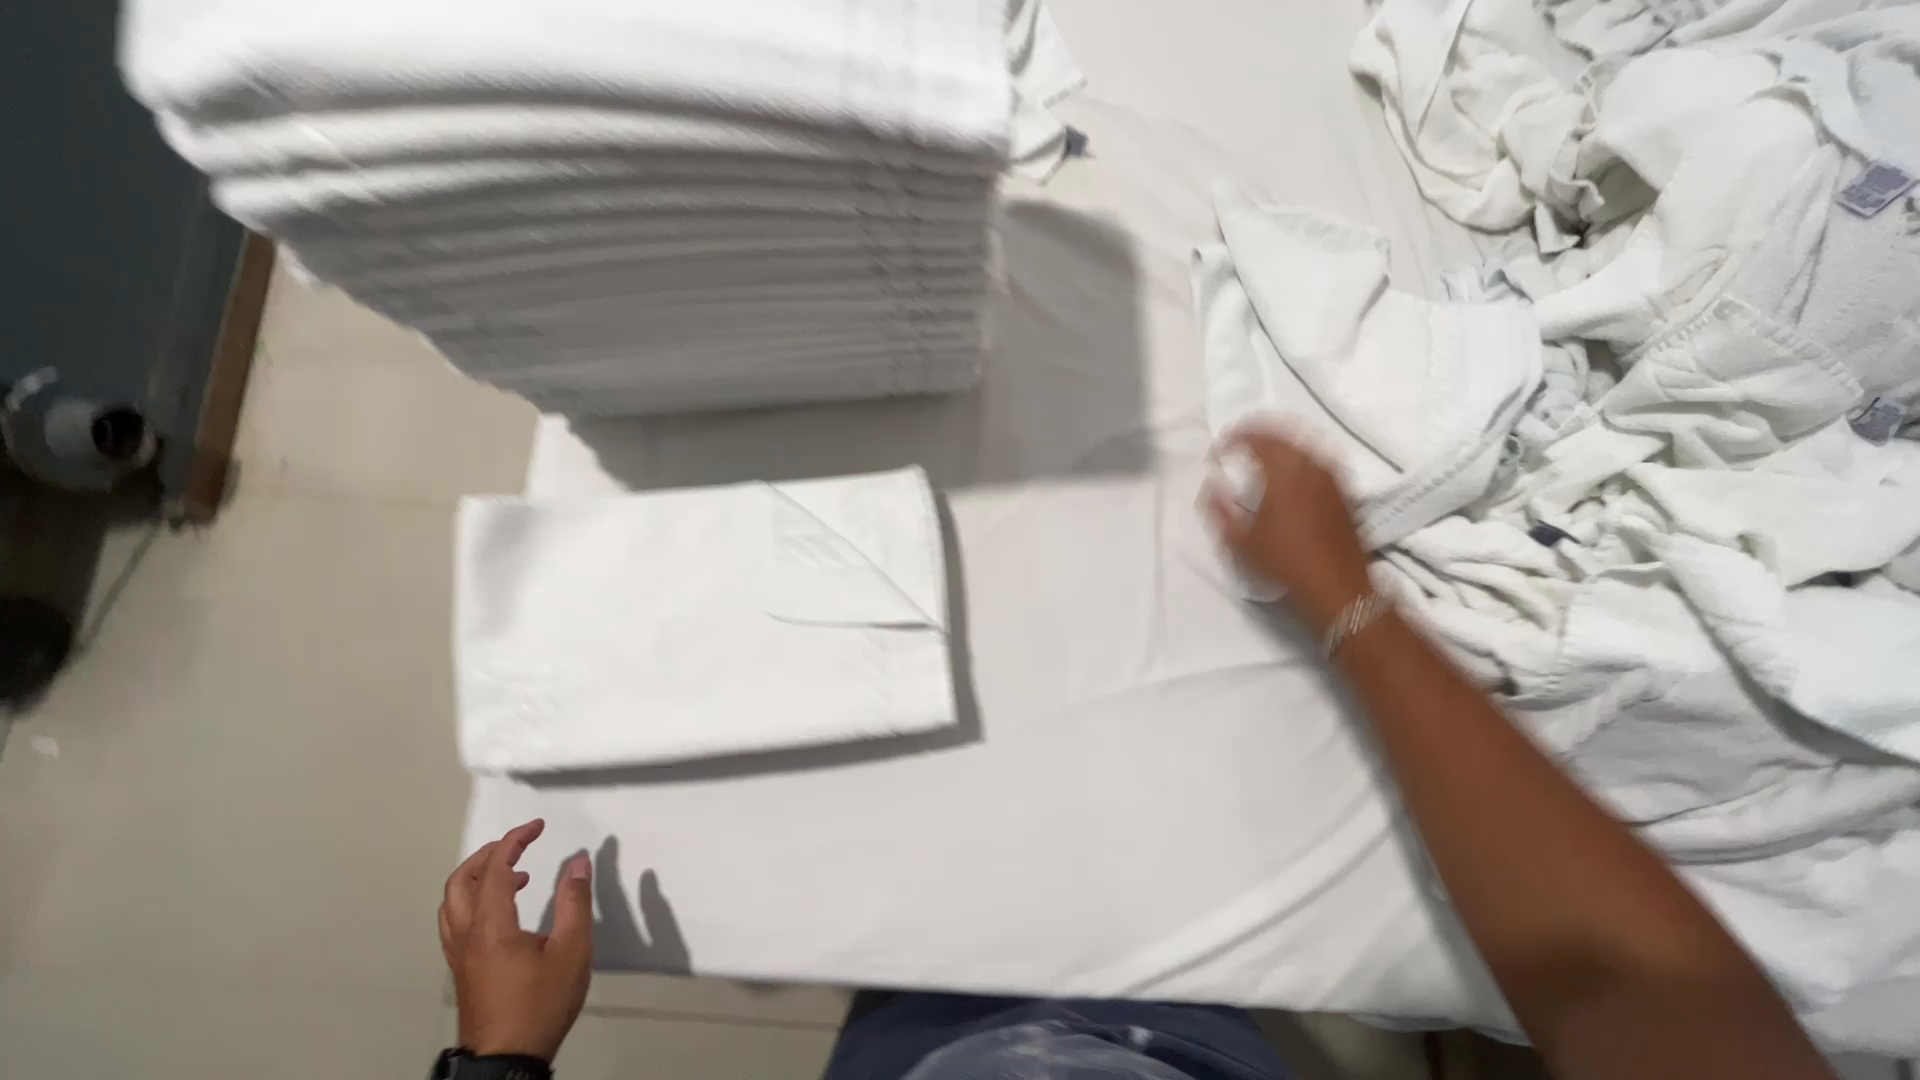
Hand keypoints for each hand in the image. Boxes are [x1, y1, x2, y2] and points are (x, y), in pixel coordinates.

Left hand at [440, 819, 593, 1061]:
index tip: (538, 826)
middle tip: (520, 842)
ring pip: (452, 903)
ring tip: (515, 871)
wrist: (506, 1060)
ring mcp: (460, 955)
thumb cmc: (541, 1003)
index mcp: (491, 927)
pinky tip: (504, 909)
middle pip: (460, 882)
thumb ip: (574, 902)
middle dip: (489, 854)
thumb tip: (579, 861)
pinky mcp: (463, 970)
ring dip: (478, 876)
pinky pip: (456, 921)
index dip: (514, 840)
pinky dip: (475, 899)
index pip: (495, 870)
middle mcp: (467, 936)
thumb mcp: (572, 950)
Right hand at [1205, 426, 1373, 634]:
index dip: (1231, 440)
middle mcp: (1310, 466)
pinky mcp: (1343, 489)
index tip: (1216, 452)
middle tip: (1234, 443)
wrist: (1338, 586)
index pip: (1254, 439)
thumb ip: (1218, 509)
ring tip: (1259, 452)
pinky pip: (1317, 457)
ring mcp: (1331, 476)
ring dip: (1277, 441)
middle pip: (1280, 434)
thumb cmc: (1286, 564)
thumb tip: (1210, 485)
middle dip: (1254, 433)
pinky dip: (1298, 454)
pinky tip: (1289, 470)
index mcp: (1283, 474)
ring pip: (1302, 443)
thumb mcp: (1241, 542)